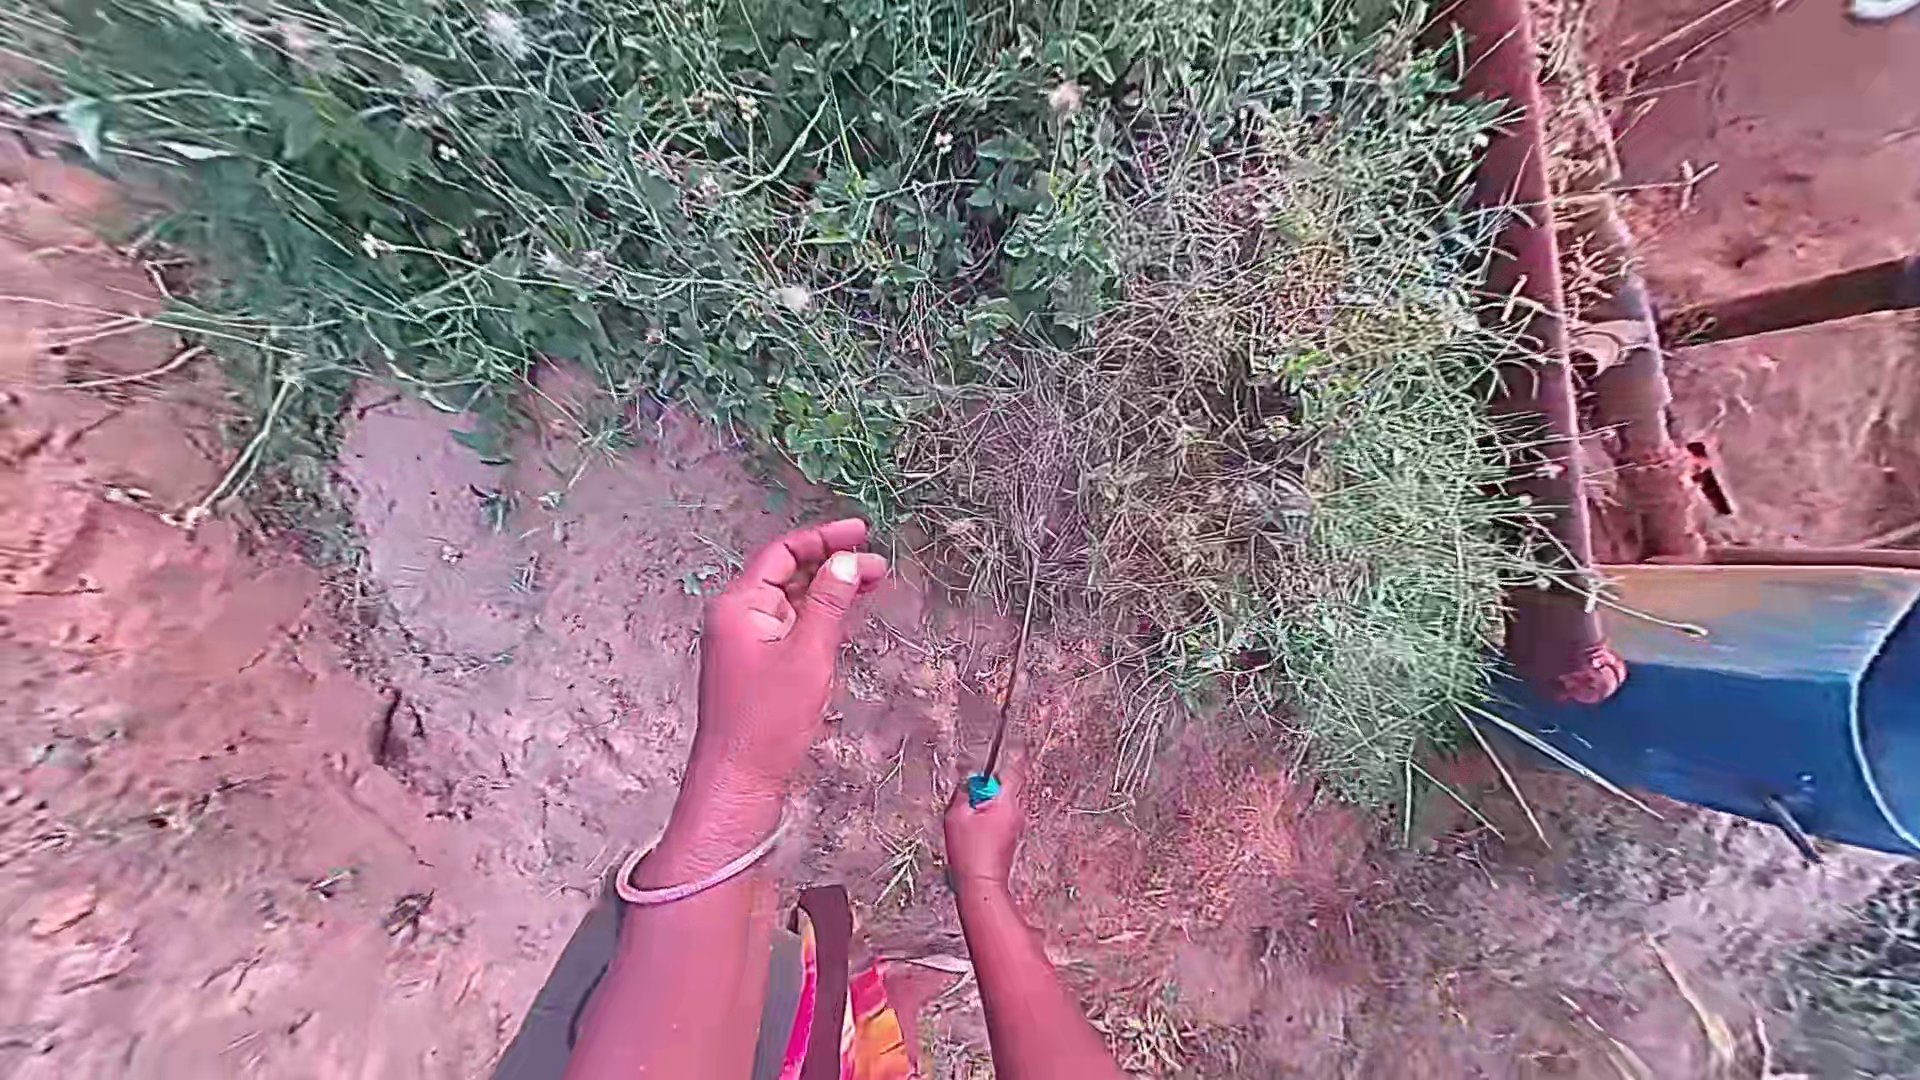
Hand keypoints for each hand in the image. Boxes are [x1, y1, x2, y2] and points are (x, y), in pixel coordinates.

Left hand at [692, 518, 887, 793]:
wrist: (740, 781)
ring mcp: (749, 639)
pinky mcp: (761, 660)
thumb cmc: (768, 721)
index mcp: (739, 605)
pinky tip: (848, 610)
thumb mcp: (808, 653)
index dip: (824, 538)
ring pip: (794, 599)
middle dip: (833, 564)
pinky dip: (822, 613)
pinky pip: (794, 623)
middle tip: (876, 564)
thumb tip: (848, 561)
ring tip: (872, 582)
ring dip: (831, 588)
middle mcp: (739, 615)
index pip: (783, 554)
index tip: (860, 533)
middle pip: (789, 573)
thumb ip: (829, 602)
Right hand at [944, 760, 1024, 892]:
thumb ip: (963, 792)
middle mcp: (1016, 811)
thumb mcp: (957, 815)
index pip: (1014, 770)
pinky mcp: (1011, 834)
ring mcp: (1015, 824)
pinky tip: (974, 831)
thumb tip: (968, 780)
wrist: (981, 886)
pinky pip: (1000, 814)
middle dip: (986, 787)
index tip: (1015, 743)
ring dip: (986, 803)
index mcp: (1006, 802)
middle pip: (1004, 784)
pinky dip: (987, 816)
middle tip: (970, 799)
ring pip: (1001, 800)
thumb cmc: (971, 855)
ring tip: (971, 820)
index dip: (1013, 754)